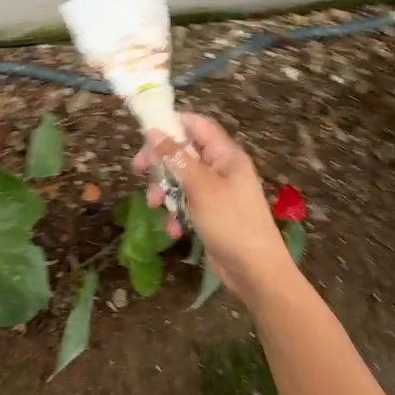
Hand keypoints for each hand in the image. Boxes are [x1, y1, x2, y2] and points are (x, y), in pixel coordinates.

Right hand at [132, 112, 293, 301]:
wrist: (256, 272)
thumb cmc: (231, 222)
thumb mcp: (200, 187)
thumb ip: (176, 158)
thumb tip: (153, 132)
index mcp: (225, 155)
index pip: (196, 125)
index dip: (171, 123)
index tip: (145, 132)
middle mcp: (221, 168)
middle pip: (184, 152)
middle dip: (161, 162)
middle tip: (138, 168)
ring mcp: (217, 192)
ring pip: (182, 179)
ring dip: (165, 190)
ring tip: (154, 205)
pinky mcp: (212, 213)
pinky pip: (187, 203)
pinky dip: (177, 212)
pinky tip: (173, 228)